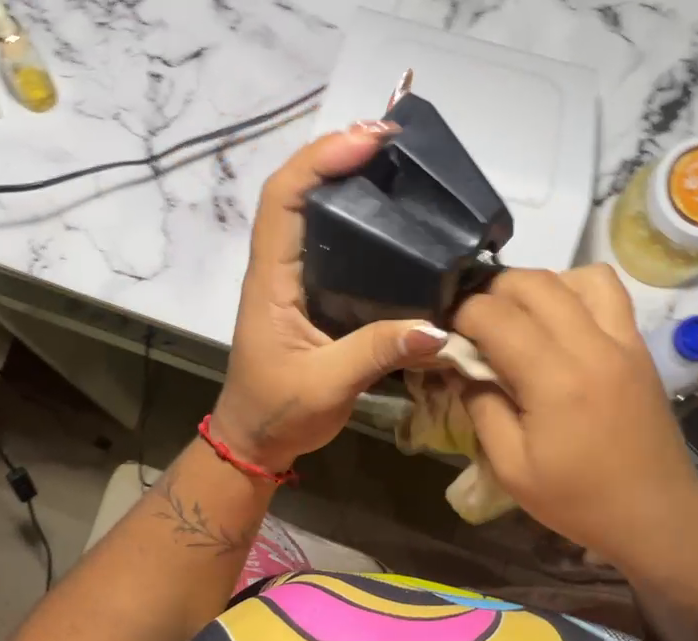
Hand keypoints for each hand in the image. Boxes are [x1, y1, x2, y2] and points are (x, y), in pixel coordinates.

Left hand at [212, 123, 449, 472]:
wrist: (257, 442)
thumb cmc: (279, 412)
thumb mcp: (327, 385)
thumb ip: (378, 353)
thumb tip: (440, 330)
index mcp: (271, 281)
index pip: (282, 200)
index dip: (320, 160)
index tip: (369, 141)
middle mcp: (281, 270)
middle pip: (300, 194)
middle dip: (341, 158)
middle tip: (396, 145)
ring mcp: (298, 283)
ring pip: (318, 217)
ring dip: (353, 186)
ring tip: (402, 173)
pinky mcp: (316, 299)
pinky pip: (337, 249)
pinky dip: (365, 227)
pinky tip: (400, 227)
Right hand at [454, 266, 697, 567]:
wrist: (653, 514)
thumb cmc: (577, 500)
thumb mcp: (511, 469)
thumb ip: (482, 409)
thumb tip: (464, 368)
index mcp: (553, 379)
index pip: (495, 315)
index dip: (463, 318)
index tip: (451, 338)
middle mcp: (591, 346)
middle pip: (533, 282)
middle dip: (494, 294)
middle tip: (479, 329)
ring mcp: (623, 341)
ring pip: (577, 276)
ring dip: (540, 287)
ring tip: (522, 321)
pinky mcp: (640, 347)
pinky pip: (609, 293)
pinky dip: (577, 293)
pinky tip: (561, 326)